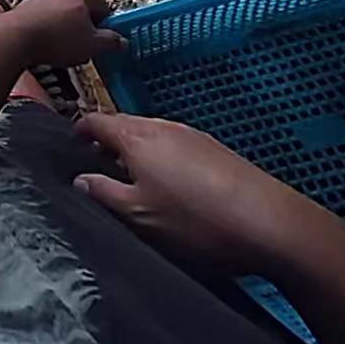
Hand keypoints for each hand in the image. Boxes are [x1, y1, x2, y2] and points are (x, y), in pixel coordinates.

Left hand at [1, 0, 124, 66]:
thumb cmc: (55, 38)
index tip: (109, 37)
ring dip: (65, 29)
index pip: (102, 6)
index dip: (108, 23)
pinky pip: (43, 20)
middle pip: (80, 8)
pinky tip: (47, 46)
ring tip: (65, 50)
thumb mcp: (92, 45)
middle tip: (88, 46)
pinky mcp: (24, 8)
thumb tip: (121, 41)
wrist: (15, 38)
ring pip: (60, 14)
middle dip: (85, 27)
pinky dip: (47, 31)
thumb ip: (111, 42)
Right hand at [73, 113, 344, 277]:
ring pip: (150, 135)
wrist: (272, 223)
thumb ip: (103, 195)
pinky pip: (175, 145)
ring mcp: (190, 134)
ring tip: (138, 181)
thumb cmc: (195, 220)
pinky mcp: (215, 148)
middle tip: (102, 169)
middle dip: (108, 143)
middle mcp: (159, 126)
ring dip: (137, 151)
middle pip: (122, 125)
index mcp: (134, 136)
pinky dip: (164, 158)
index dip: (79, 131)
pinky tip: (176, 186)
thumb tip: (80, 180)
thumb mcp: (140, 217)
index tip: (73, 147)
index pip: (94, 120)